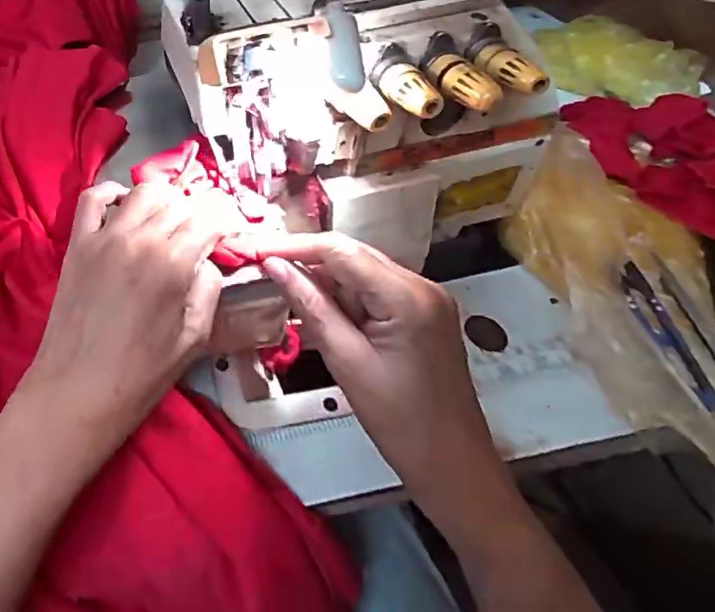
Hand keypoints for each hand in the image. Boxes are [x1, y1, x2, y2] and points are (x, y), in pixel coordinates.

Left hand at [21, 181, 223, 442]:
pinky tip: (124, 206)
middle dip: (197, 214)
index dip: (226, 224)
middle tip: (199, 235)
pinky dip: (112, 192)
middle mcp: (141, 239)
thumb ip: (208, 289)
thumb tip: (207, 262)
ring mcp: (105, 237)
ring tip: (167, 222)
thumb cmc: (140, 374)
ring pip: (144, 191)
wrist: (76, 392)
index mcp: (174, 263)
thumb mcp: (193, 338)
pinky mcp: (78, 243)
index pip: (210, 220)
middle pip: (180, 202)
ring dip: (163, 200)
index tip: (229, 235)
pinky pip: (93, 197)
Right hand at [254, 234, 500, 515]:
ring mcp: (427, 296)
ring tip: (287, 291)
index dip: (296, 246)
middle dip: (309, 260)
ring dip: (326, 280)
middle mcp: (421, 284)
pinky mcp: (424, 311)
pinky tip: (322, 310)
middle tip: (266, 268)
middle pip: (354, 255)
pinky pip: (377, 290)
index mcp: (406, 295)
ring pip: (363, 271)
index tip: (259, 251)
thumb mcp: (347, 362)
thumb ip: (311, 307)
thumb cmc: (401, 424)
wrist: (455, 467)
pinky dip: (347, 297)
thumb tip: (276, 267)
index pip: (341, 251)